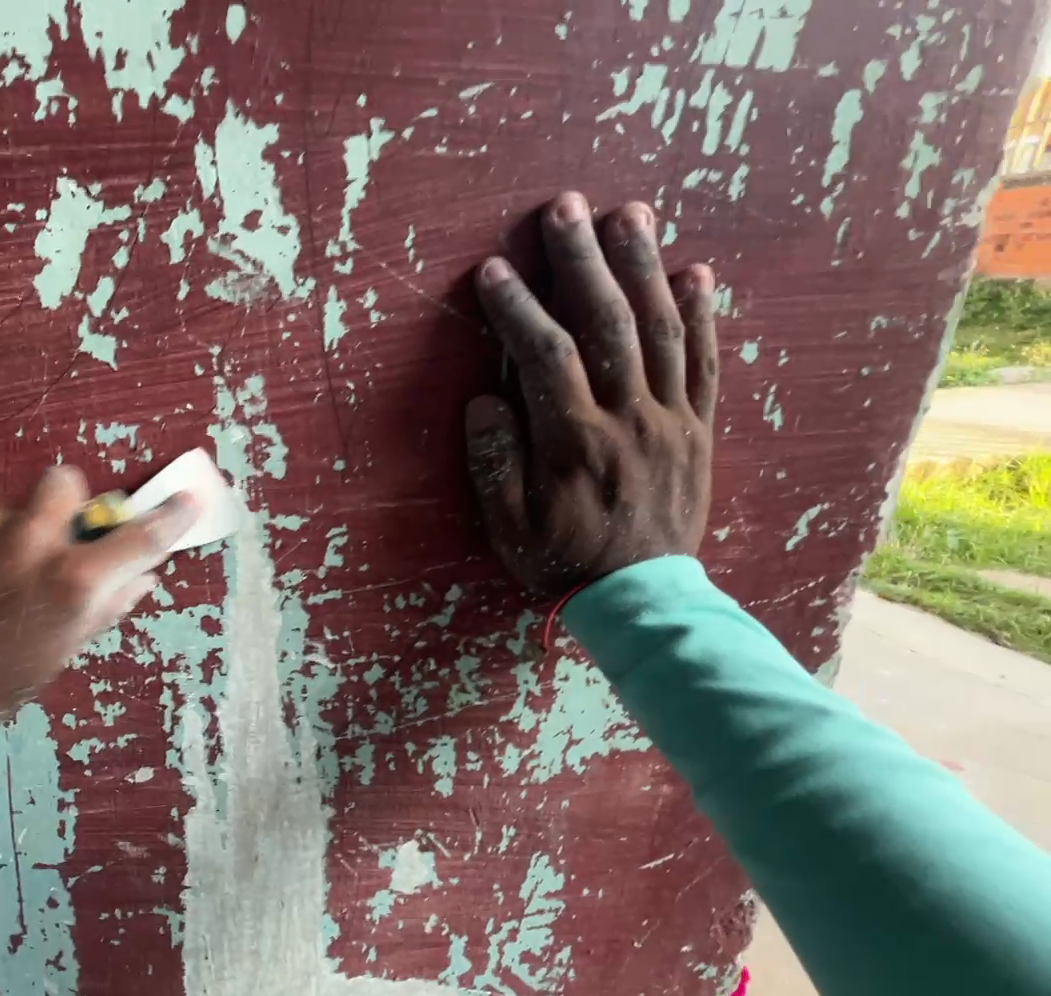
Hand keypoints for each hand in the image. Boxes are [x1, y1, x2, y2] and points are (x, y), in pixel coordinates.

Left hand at [0, 467, 196, 778]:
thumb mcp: (57, 655)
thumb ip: (103, 607)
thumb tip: (142, 576)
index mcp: (69, 582)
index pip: (138, 538)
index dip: (168, 519)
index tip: (183, 504)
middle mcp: (26, 541)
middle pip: (63, 482)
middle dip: (62, 504)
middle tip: (48, 536)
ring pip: (3, 509)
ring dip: (2, 534)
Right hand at [464, 191, 719, 596]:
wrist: (642, 596)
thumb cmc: (559, 558)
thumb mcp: (506, 524)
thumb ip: (493, 461)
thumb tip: (484, 398)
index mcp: (575, 441)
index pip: (546, 357)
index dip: (518, 309)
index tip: (492, 271)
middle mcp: (630, 418)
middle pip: (609, 325)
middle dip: (584, 261)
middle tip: (565, 208)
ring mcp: (671, 419)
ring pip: (660, 330)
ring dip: (644, 266)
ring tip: (629, 213)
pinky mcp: (698, 427)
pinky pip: (704, 361)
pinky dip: (702, 313)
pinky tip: (694, 271)